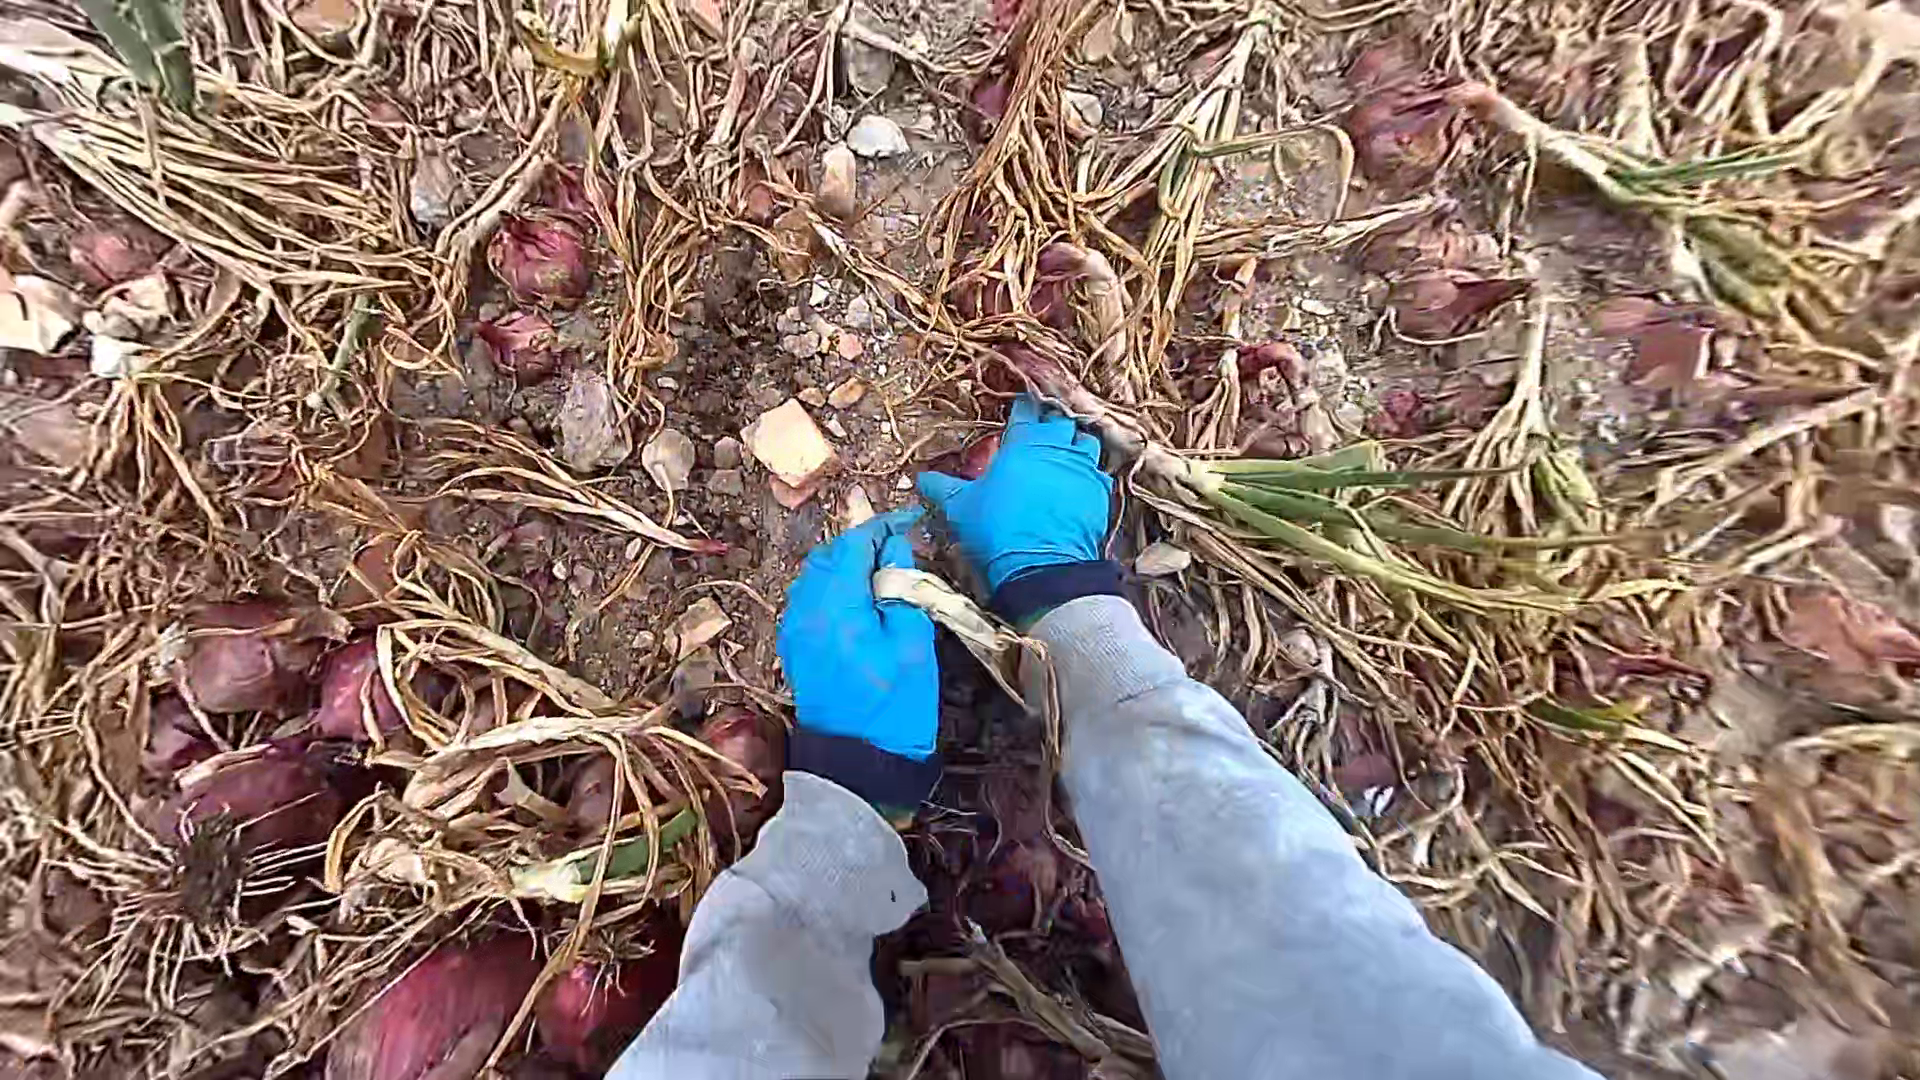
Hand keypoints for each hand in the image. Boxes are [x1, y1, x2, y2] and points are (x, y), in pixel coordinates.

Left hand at [776, 509, 937, 759]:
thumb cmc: (896, 706)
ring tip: (882, 567)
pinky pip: (810, 597)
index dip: (882, 527)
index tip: (909, 520)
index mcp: (834, 611)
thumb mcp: (913, 644)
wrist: (860, 761)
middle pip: (828, 556)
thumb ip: (903, 589)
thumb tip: (896, 550)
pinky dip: (834, 584)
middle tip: (898, 545)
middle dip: (862, 542)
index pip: (853, 547)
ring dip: (847, 562)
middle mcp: (804, 613)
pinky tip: (859, 594)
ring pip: (816, 574)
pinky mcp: (796, 644)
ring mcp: (795, 629)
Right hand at [916, 395, 1113, 592]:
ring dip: (1074, 443)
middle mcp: (1057, 447)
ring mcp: (1083, 468)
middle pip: (1060, 419)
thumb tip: (922, 479)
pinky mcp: (1100, 492)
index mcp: (1024, 441)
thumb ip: (943, 487)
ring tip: (1063, 452)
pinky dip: (1090, 473)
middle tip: (1040, 431)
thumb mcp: (961, 507)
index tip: (1019, 411)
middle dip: (1051, 422)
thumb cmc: (997, 529)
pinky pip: (1100, 472)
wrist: (1041, 567)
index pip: (1026, 409)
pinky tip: (1079, 482)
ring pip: (1086, 441)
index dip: (1022, 408)